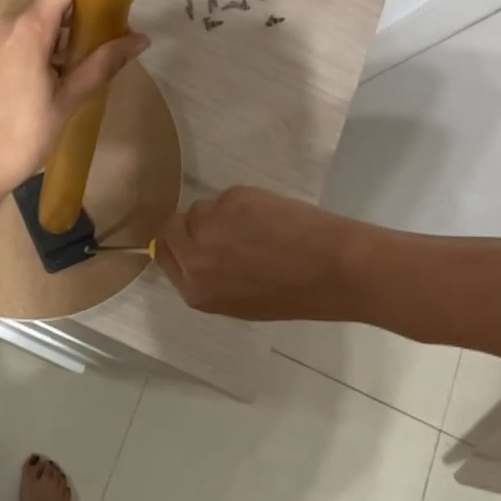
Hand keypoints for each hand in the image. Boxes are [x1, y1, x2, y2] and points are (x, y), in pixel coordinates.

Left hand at [0, 0, 148, 210]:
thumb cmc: (20, 137)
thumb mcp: (67, 101)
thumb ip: (102, 64)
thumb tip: (140, 39)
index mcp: (27, 28)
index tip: (112, 0)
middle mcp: (1, 25)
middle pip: (47, 5)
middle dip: (76, 21)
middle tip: (98, 51)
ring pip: (26, 27)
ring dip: (52, 42)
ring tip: (68, 77)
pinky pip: (7, 45)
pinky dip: (27, 55)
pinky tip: (35, 90)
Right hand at [155, 186, 378, 320]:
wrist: (337, 269)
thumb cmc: (295, 295)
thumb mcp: (239, 303)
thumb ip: (207, 280)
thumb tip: (195, 255)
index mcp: (195, 290)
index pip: (163, 254)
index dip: (180, 244)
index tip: (197, 241)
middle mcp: (194, 258)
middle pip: (172, 227)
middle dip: (193, 226)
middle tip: (224, 229)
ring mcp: (210, 225)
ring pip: (201, 208)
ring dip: (221, 214)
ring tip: (256, 227)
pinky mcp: (232, 200)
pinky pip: (226, 197)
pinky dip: (244, 204)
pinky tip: (271, 218)